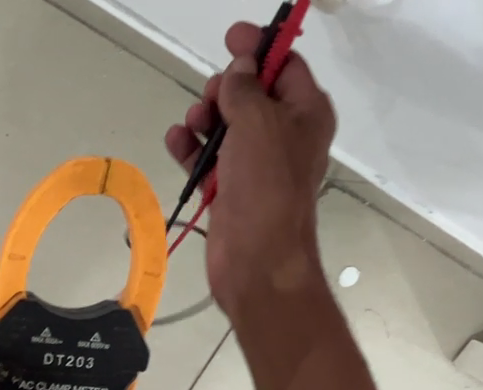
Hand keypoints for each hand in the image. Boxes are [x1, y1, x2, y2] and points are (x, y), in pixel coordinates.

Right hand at [164, 25, 335, 308]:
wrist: (256, 260)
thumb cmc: (266, 188)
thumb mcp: (258, 124)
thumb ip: (245, 90)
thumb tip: (238, 68)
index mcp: (306, 113)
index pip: (285, 65)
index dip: (260, 47)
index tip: (231, 36)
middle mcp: (284, 136)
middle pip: (252, 95)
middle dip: (226, 88)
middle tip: (210, 98)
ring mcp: (255, 166)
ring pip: (226, 127)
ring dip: (204, 118)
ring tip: (190, 123)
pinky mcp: (229, 191)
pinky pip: (208, 160)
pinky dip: (191, 148)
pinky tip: (176, 141)